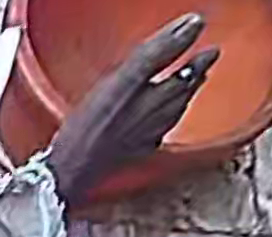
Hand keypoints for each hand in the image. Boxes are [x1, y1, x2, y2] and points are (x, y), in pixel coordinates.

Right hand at [45, 13, 219, 202]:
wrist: (64, 177)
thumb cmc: (86, 133)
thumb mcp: (120, 82)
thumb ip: (158, 52)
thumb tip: (194, 24)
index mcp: (163, 97)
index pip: (193, 69)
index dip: (200, 56)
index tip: (207, 48)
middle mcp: (161, 119)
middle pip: (184, 94)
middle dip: (191, 79)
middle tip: (199, 67)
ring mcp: (144, 142)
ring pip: (171, 115)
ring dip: (177, 102)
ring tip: (179, 93)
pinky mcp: (126, 160)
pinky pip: (152, 138)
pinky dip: (157, 127)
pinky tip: (151, 128)